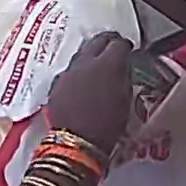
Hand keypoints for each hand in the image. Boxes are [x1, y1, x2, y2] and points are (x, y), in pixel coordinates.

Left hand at [46, 32, 131, 153]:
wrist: (77, 145)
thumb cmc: (109, 125)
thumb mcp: (125, 98)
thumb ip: (124, 76)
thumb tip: (122, 67)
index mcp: (108, 64)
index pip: (119, 43)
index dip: (126, 45)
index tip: (128, 50)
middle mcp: (86, 62)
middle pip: (98, 40)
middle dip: (108, 42)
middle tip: (115, 48)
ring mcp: (68, 72)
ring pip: (82, 53)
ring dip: (91, 54)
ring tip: (98, 63)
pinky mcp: (56, 83)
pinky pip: (69, 69)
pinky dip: (78, 71)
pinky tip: (82, 80)